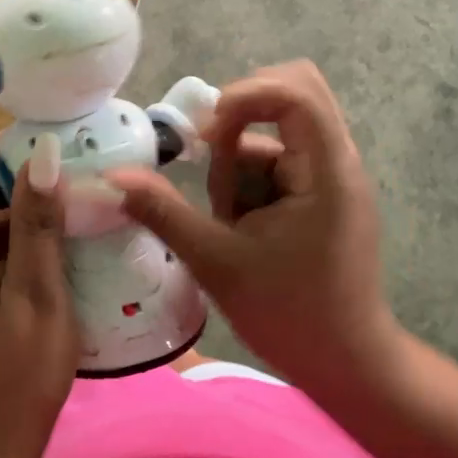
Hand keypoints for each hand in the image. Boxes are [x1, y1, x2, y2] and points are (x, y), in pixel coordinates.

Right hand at [106, 61, 400, 389]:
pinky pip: (273, 166)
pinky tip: (236, 230)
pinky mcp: (318, 198)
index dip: (244, 96)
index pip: (295, 93)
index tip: (206, 133)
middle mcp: (335, 165)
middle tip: (204, 157)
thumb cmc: (288, 313)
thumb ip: (162, 211)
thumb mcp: (214, 260)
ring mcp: (329, 181)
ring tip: (226, 224)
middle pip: (291, 97)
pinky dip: (244, 187)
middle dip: (237, 120)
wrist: (345, 364)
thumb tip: (111, 175)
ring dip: (235, 167)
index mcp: (326, 173)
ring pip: (271, 137)